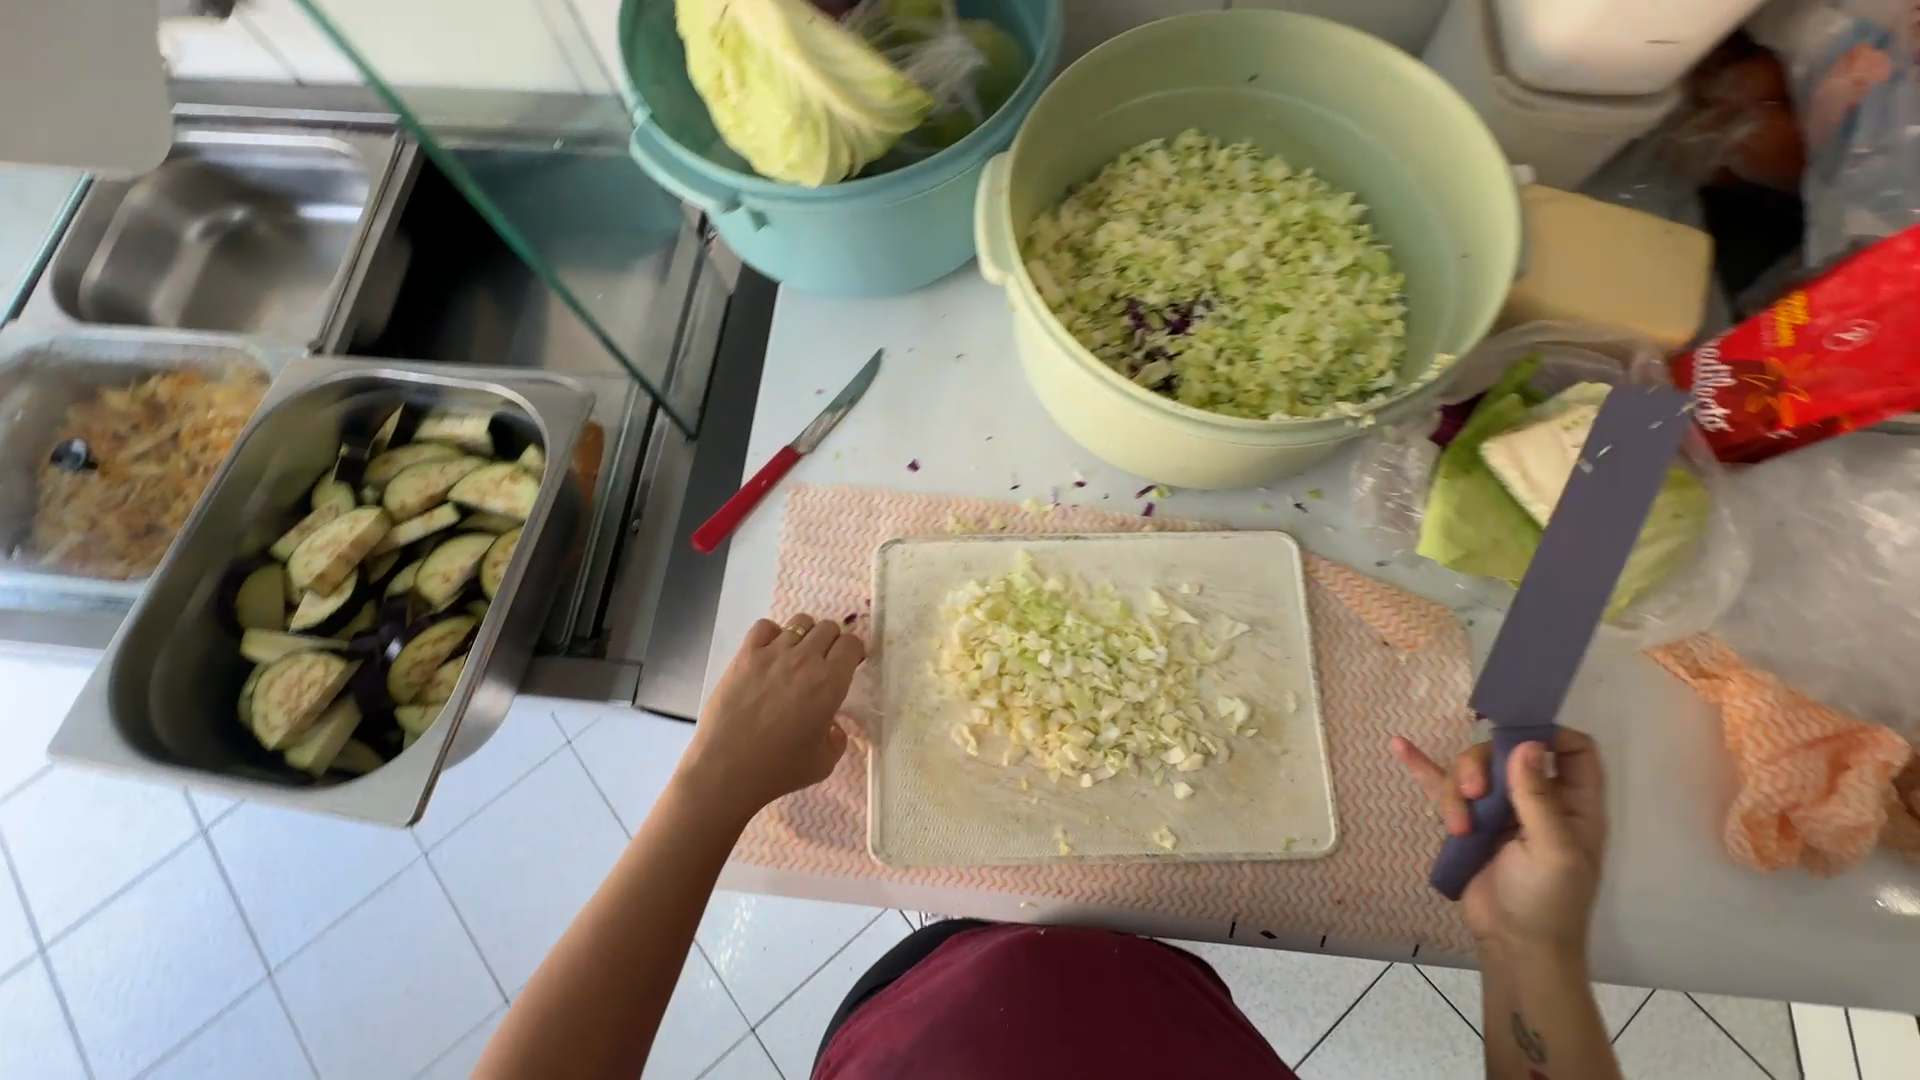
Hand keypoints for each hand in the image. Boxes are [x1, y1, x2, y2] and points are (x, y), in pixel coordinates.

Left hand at [677, 615, 864, 820]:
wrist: (726, 770)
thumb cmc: (779, 770)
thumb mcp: (824, 762)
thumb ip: (837, 737)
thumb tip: (830, 724)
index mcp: (830, 683)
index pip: (852, 644)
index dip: (854, 652)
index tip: (849, 664)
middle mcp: (805, 660)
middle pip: (828, 627)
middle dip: (831, 641)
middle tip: (823, 662)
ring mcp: (773, 654)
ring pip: (800, 622)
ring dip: (804, 636)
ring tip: (796, 657)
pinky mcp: (745, 655)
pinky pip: (765, 626)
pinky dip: (772, 634)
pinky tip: (769, 654)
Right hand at [1391, 730, 1607, 959]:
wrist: (1514, 943)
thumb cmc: (1548, 900)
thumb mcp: (1553, 851)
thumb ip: (1539, 798)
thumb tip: (1526, 744)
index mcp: (1572, 804)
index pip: (1572, 750)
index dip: (1548, 735)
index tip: (1514, 737)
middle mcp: (1536, 798)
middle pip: (1504, 753)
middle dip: (1481, 766)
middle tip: (1472, 794)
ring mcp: (1497, 809)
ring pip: (1469, 771)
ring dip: (1454, 789)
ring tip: (1454, 825)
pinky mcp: (1464, 819)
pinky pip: (1439, 785)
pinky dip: (1419, 765)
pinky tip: (1399, 745)